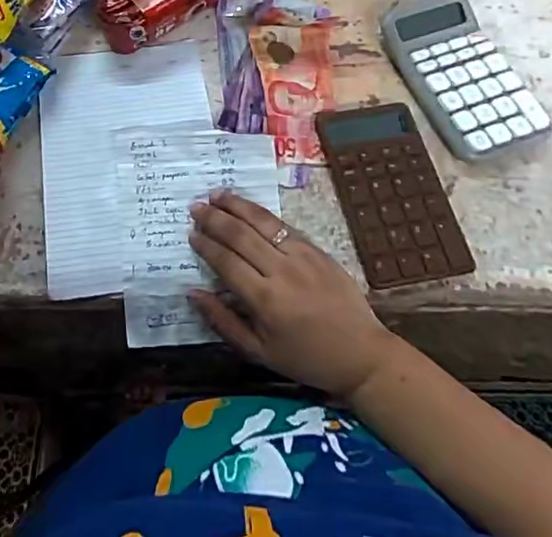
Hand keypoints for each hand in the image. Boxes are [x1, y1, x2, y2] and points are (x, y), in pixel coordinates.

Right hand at [188, 191, 402, 397]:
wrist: (360, 353)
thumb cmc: (305, 358)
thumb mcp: (259, 352)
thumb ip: (222, 321)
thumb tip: (192, 293)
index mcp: (265, 300)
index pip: (226, 262)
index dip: (206, 245)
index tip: (191, 234)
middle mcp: (281, 271)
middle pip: (240, 235)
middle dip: (214, 218)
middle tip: (195, 207)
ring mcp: (301, 256)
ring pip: (262, 222)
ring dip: (236, 205)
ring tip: (216, 194)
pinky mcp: (316, 250)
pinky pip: (283, 226)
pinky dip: (262, 214)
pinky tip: (247, 206)